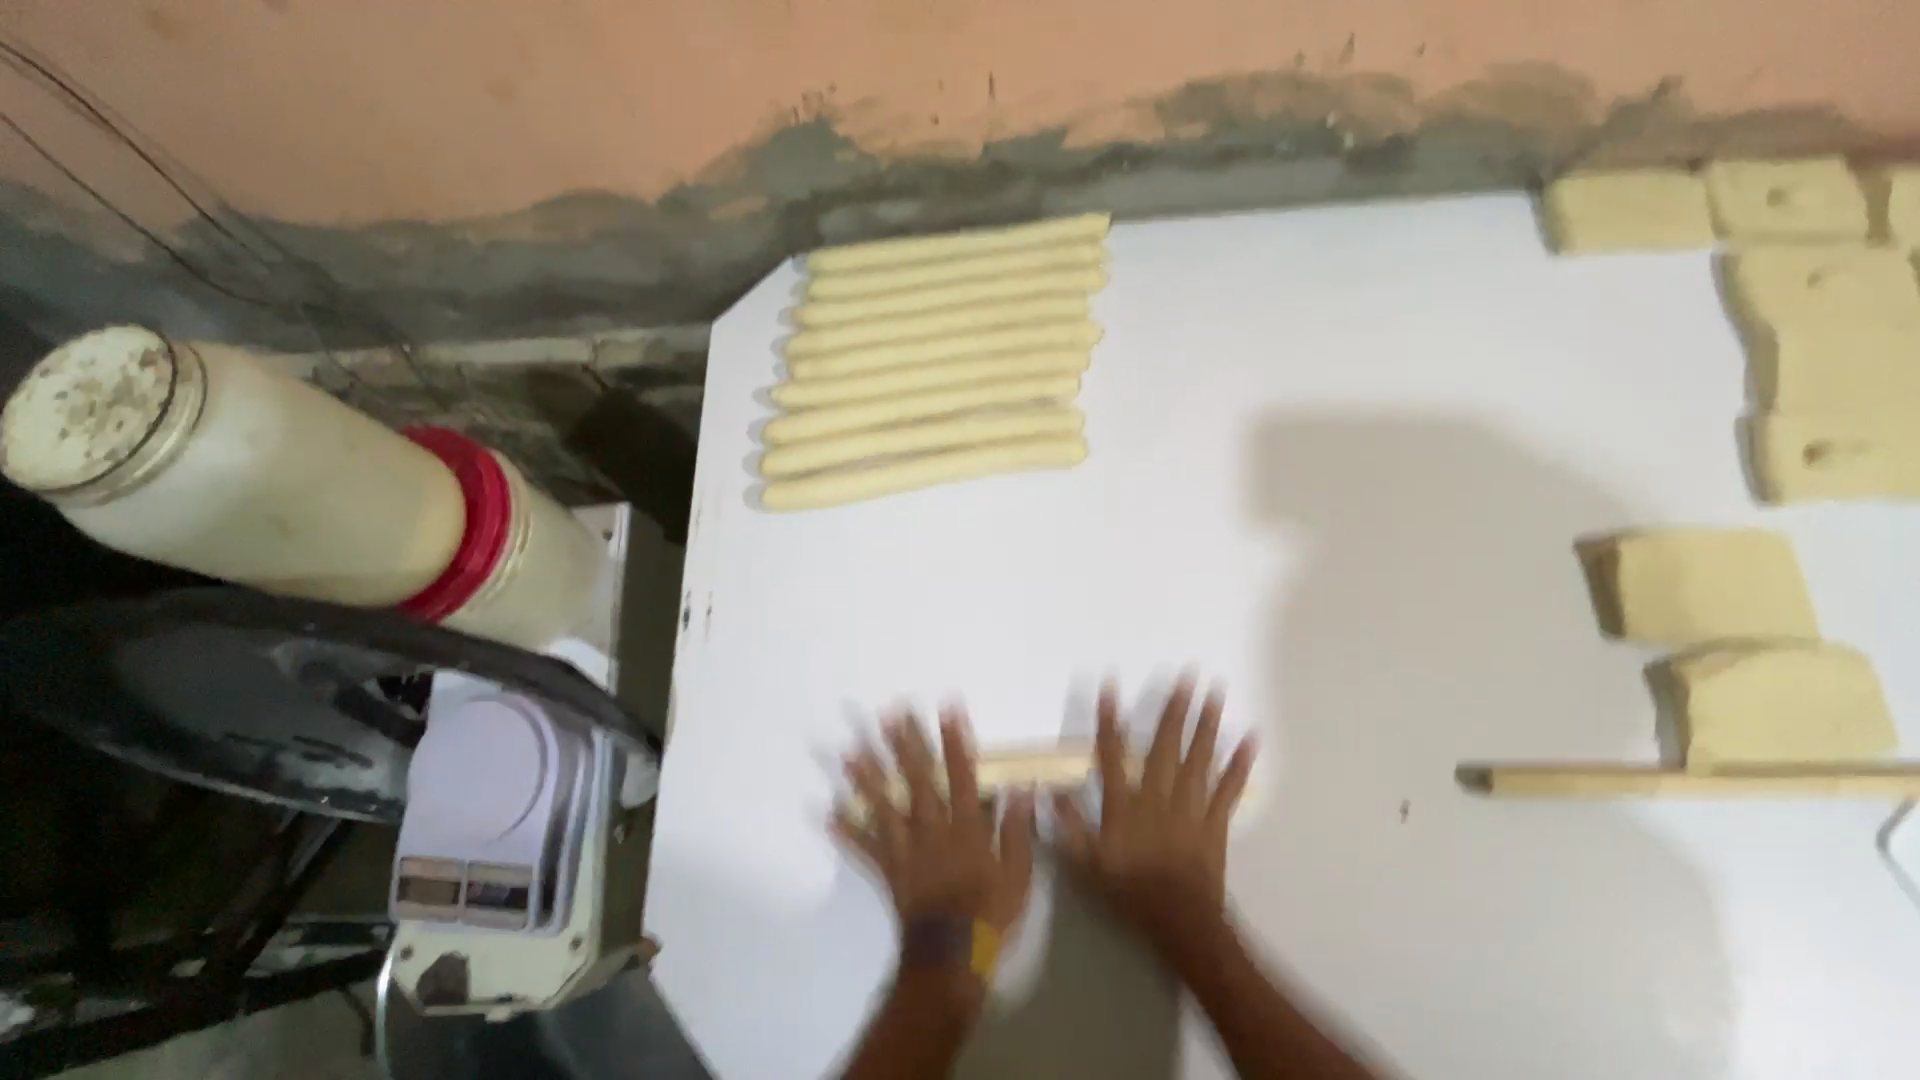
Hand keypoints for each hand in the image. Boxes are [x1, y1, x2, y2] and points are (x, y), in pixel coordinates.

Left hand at [833, 707, 1035, 937]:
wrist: (952, 955)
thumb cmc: (990, 912)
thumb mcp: (1018, 873)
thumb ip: (1017, 829)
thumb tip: (1022, 787)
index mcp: (964, 826)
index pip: (960, 773)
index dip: (954, 738)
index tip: (946, 706)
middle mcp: (931, 828)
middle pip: (915, 779)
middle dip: (902, 743)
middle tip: (887, 712)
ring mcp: (905, 848)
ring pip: (883, 805)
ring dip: (866, 776)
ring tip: (848, 749)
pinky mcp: (887, 869)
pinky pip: (863, 848)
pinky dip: (845, 831)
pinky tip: (825, 812)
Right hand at [1054, 676, 1255, 954]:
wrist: (1179, 921)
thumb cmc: (1128, 892)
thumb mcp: (1085, 864)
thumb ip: (1068, 825)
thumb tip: (1050, 790)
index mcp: (1124, 803)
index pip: (1111, 753)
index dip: (1108, 719)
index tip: (1109, 685)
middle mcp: (1157, 795)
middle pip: (1165, 745)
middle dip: (1174, 708)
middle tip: (1187, 675)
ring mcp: (1190, 806)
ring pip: (1199, 758)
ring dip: (1208, 723)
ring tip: (1215, 692)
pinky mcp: (1215, 821)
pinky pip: (1229, 788)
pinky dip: (1241, 764)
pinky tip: (1251, 739)